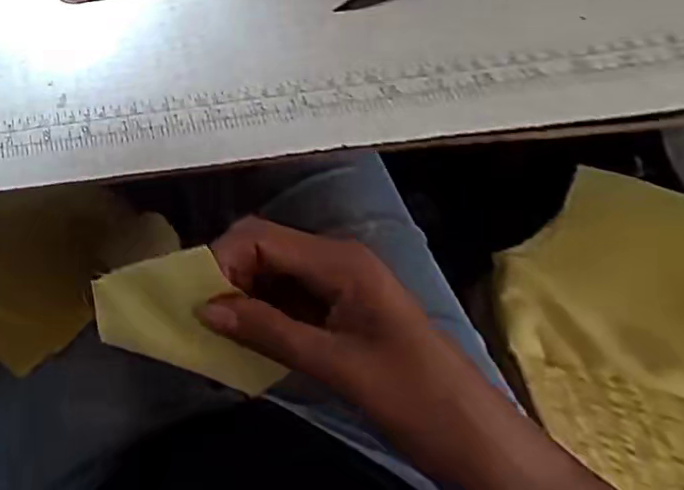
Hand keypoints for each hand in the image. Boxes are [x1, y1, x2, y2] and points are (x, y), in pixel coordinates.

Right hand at [199, 216, 447, 396]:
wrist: (485, 448)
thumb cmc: (417, 400)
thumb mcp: (337, 367)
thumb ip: (269, 332)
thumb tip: (204, 307)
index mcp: (340, 260)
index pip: (261, 236)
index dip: (223, 259)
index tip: (198, 298)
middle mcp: (336, 260)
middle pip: (264, 248)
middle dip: (228, 275)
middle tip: (204, 315)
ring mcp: (340, 285)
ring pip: (273, 273)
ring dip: (243, 296)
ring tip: (218, 330)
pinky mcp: (341, 310)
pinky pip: (289, 299)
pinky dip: (264, 314)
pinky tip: (248, 339)